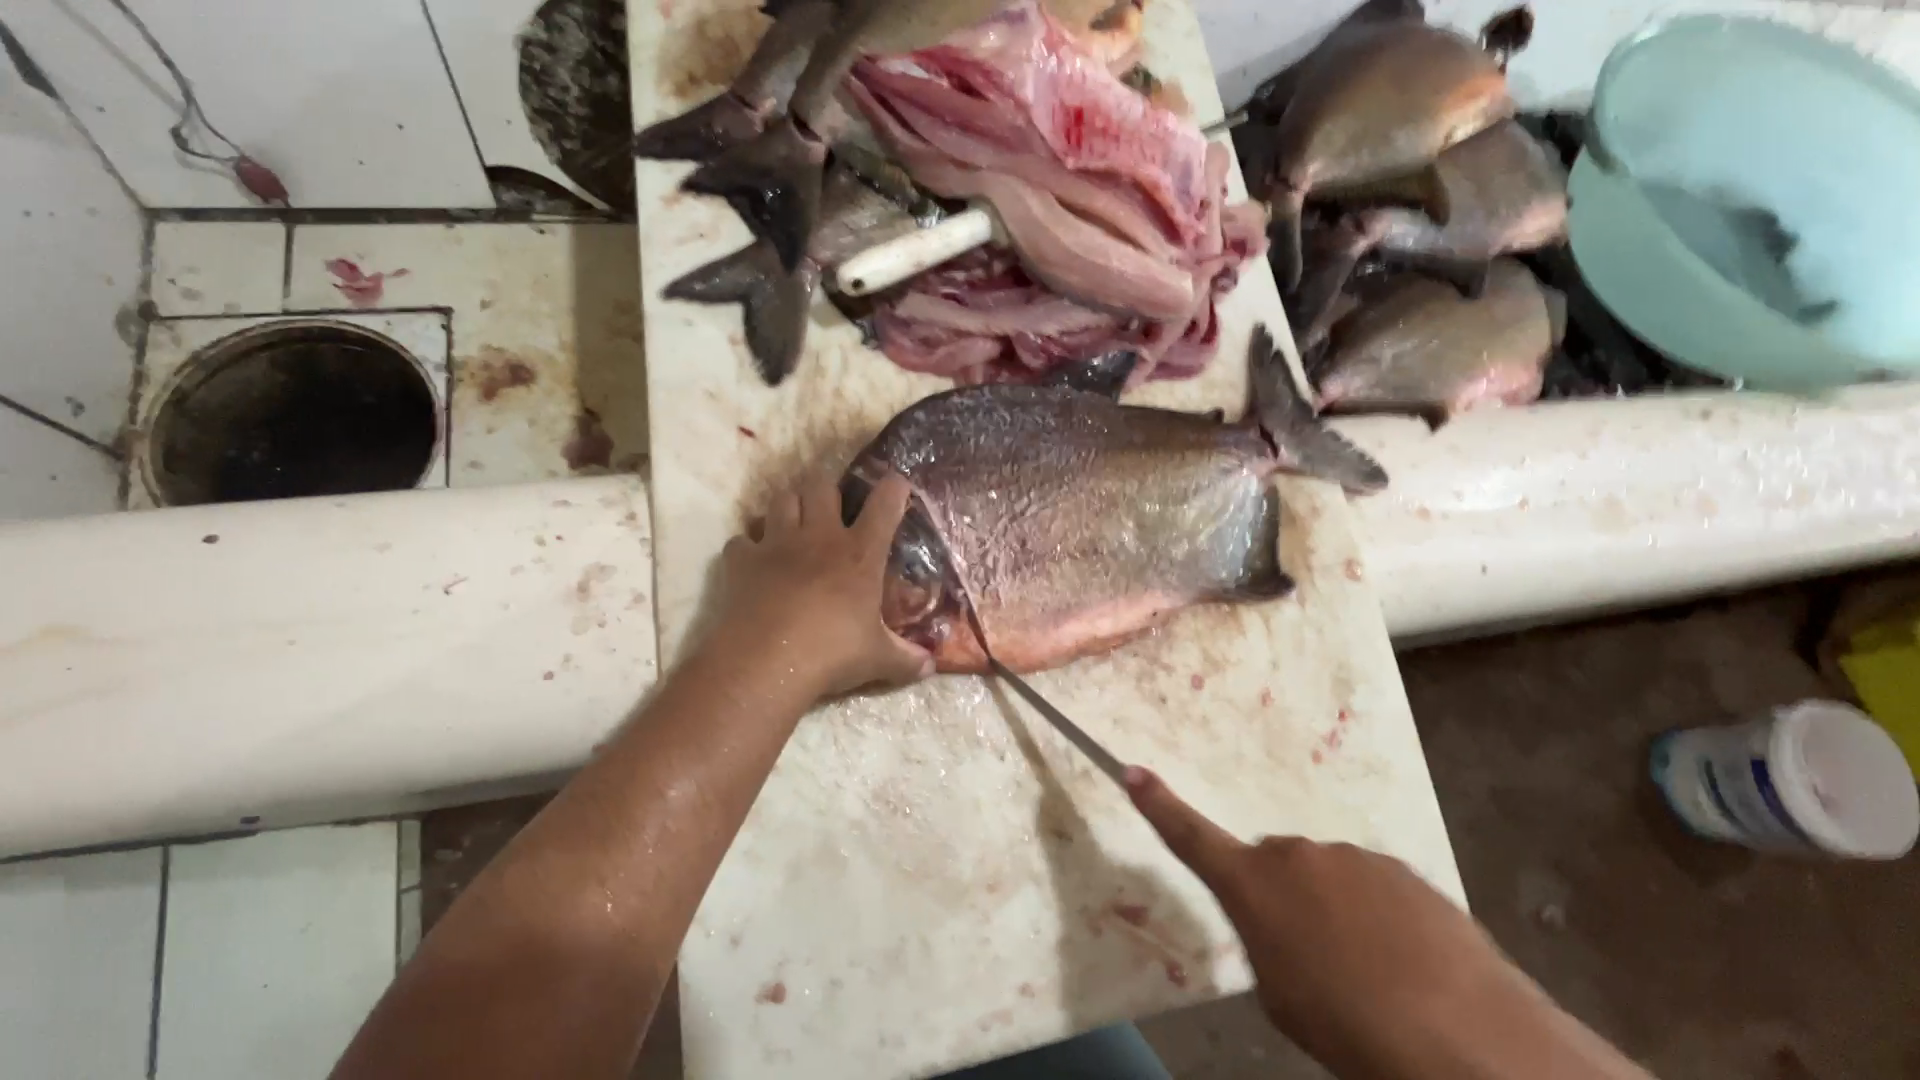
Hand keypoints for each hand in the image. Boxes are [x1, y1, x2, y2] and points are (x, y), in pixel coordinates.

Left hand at [711, 471, 932, 697]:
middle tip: (833, 510)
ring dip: (790, 506)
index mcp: (859, 554)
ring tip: (794, 524)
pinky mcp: (742, 560)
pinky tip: (755, 562)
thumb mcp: (877, 659)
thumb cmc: (831, 654)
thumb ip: (906, 660)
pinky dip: (749, 546)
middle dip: (828, 491)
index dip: (893, 489)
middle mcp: (819, 537)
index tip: (897, 484)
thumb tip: (931, 668)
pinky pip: (743, 539)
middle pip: (822, 486)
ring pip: (782, 499)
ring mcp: (777, 544)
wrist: (766, 662)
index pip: (884, 505)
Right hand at [1125, 767, 1527, 1073]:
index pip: (1191, 837)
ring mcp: (1354, 858)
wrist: (1461, 1037)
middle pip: (1275, 866)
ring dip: (1336, 910)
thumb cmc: (1346, 1025)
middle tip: (1310, 957)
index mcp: (1253, 886)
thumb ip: (1266, 943)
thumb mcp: (1280, 997)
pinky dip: (1379, 917)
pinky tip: (1406, 964)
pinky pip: (1373, 887)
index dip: (1158, 805)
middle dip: (1283, 897)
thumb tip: (1286, 925)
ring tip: (1370, 971)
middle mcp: (1298, 856)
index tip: (1132, 771)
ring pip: (1328, 877)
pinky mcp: (1403, 870)